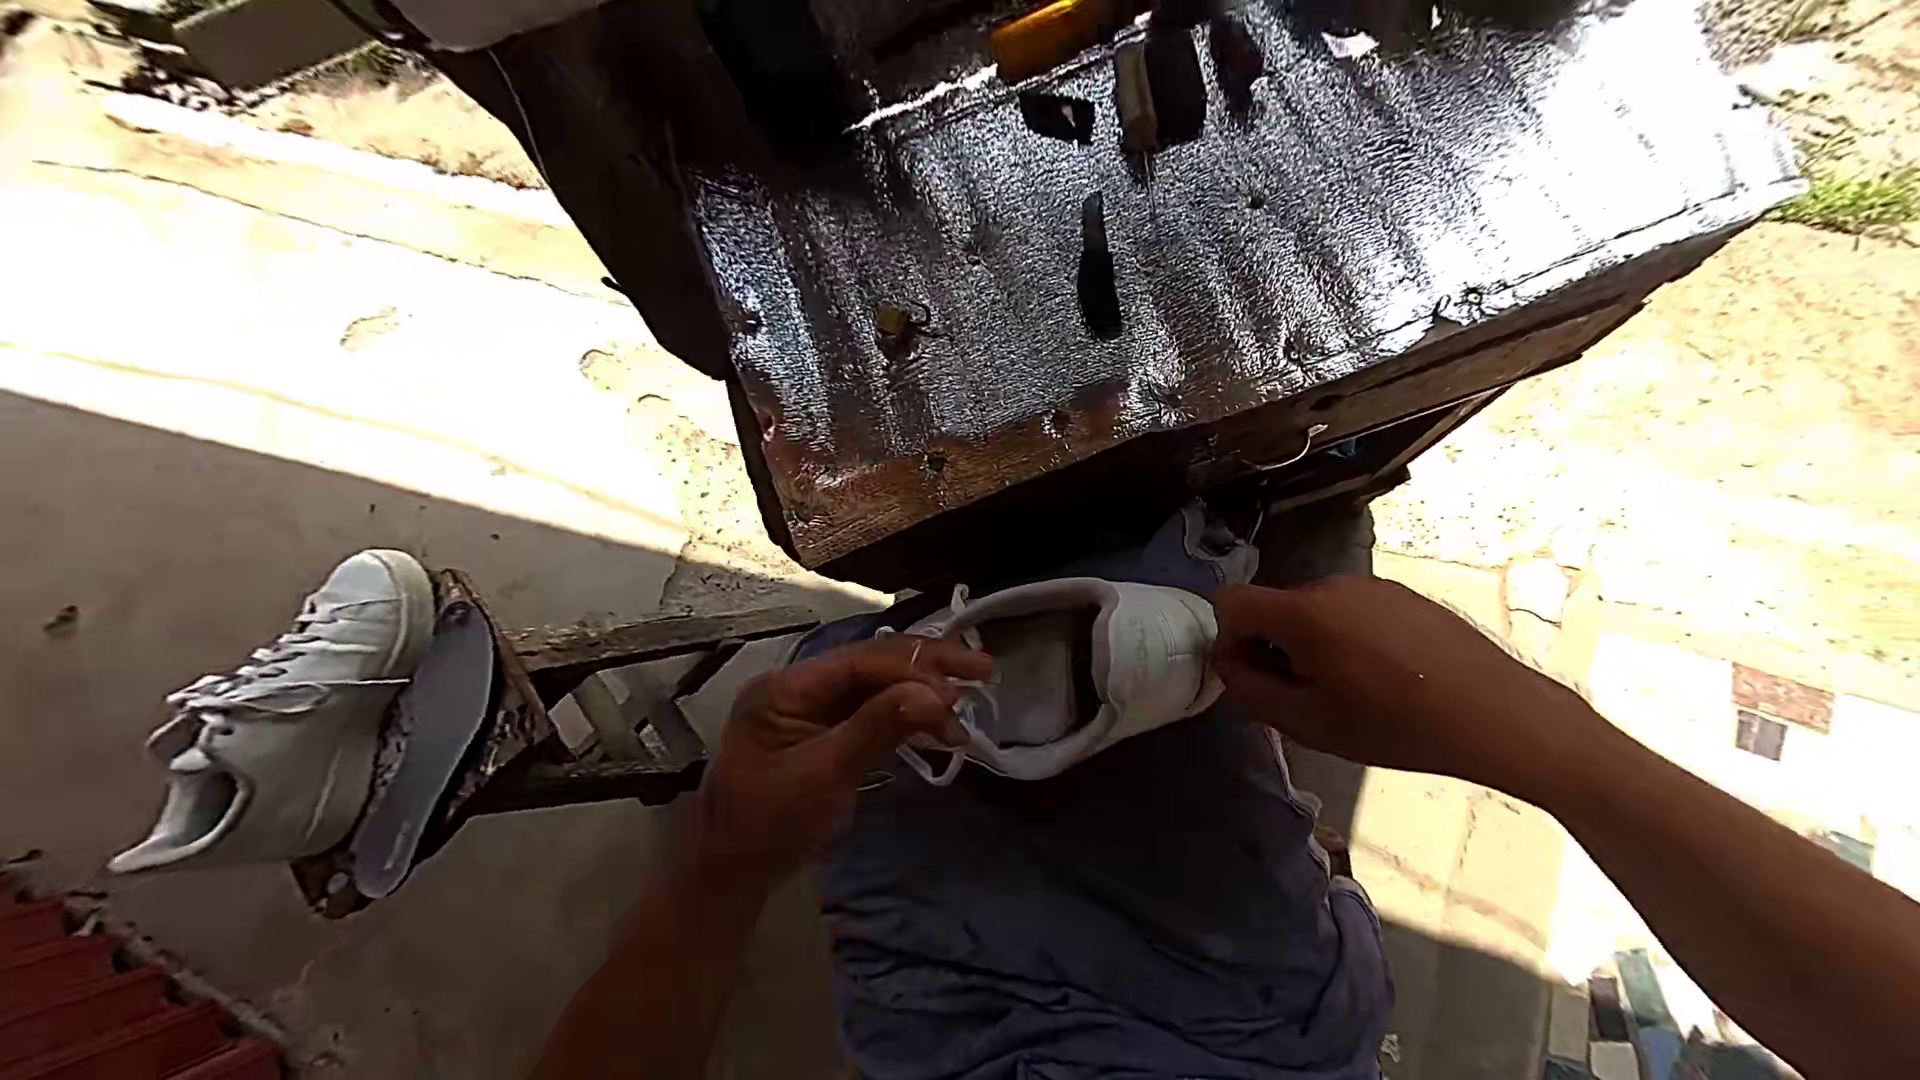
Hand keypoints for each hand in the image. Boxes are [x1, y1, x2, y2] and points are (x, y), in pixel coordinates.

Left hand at [693, 635, 991, 885]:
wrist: (732, 874)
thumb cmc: (768, 827)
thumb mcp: (823, 778)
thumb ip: (876, 729)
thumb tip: (935, 696)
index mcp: (785, 687)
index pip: (858, 662)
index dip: (910, 669)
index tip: (955, 691)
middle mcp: (800, 685)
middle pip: (872, 661)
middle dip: (926, 665)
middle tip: (981, 669)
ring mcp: (814, 705)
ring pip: (878, 682)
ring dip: (923, 688)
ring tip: (969, 697)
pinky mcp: (828, 726)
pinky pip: (874, 707)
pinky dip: (908, 713)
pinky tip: (939, 722)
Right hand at [1211, 577, 1605, 803]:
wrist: (1506, 718)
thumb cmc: (1397, 725)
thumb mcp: (1308, 723)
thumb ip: (1248, 690)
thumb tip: (1228, 665)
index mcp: (1302, 611)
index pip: (1230, 602)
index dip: (1227, 638)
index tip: (1252, 674)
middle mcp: (1331, 585)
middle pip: (1271, 607)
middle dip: (1271, 645)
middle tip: (1304, 692)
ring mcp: (1371, 585)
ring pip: (1310, 609)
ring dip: (1309, 641)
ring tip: (1349, 686)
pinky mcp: (1401, 594)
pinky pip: (1348, 608)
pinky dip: (1344, 634)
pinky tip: (1383, 673)